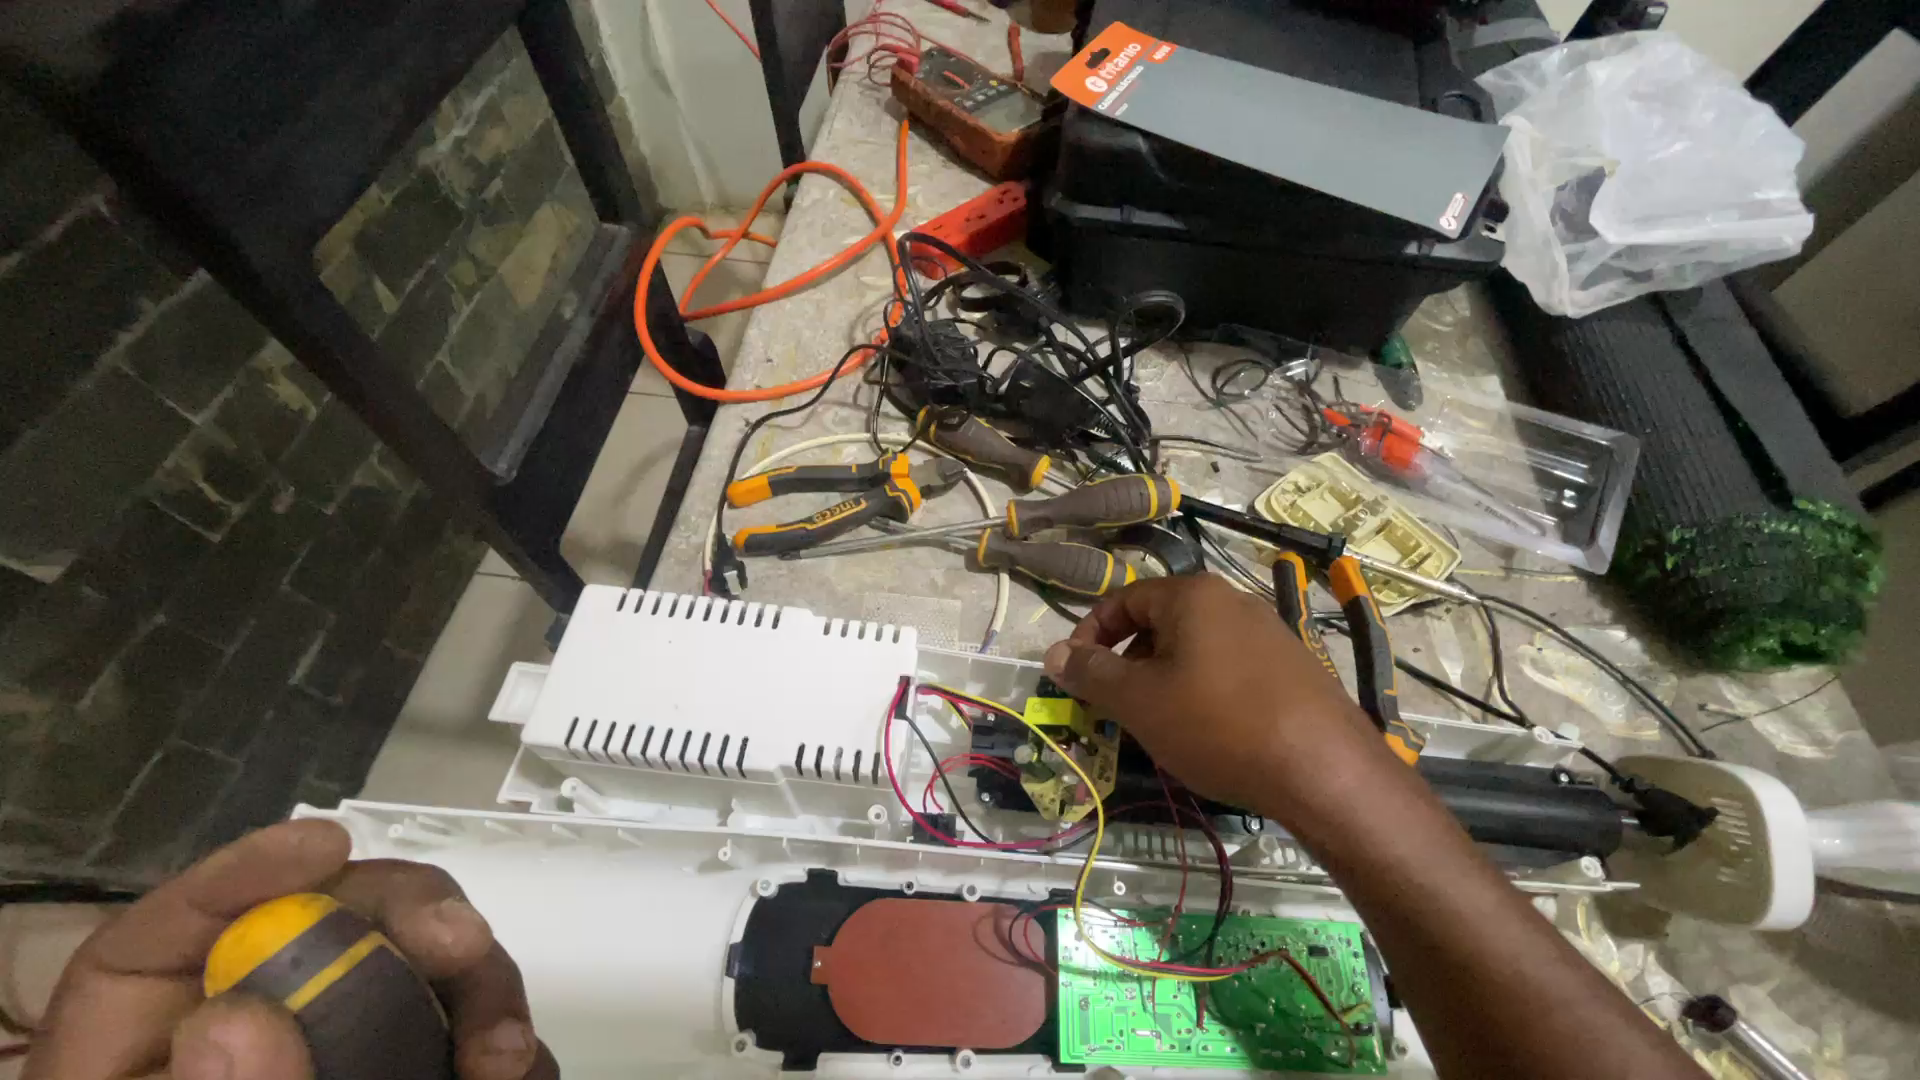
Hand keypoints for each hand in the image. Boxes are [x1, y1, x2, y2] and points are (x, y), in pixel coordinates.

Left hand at [25, 820, 556, 1079]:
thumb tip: (238, 1021)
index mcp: (158, 1035)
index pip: (180, 931)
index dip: (248, 871)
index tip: (326, 841)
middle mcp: (270, 1010)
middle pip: (346, 914)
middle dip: (418, 912)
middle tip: (463, 943)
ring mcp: (357, 1029)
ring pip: (431, 957)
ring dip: (482, 988)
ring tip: (503, 1055)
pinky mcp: (417, 1055)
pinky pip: (471, 1019)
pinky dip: (503, 1033)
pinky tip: (513, 1068)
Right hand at [1042, 574, 1400, 822]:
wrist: (1325, 770)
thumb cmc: (1217, 724)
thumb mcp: (1139, 701)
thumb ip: (1091, 673)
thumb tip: (1054, 653)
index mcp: (1192, 595)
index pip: (1122, 601)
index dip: (1090, 635)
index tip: (1075, 675)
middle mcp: (1232, 601)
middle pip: (1159, 623)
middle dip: (1127, 663)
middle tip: (1114, 706)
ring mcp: (1268, 633)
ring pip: (1194, 648)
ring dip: (1162, 680)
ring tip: (1157, 725)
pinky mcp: (1292, 667)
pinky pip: (1228, 668)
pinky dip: (1201, 692)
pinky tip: (1206, 733)